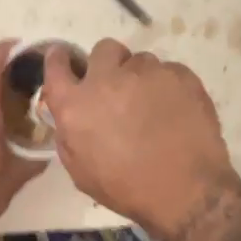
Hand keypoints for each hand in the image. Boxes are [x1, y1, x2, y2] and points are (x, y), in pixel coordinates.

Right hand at [40, 38, 240, 240]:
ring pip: (138, 61)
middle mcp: (107, 80)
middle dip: (107, 65)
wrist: (184, 190)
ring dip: (138, 79)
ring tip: (150, 108)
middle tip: (115, 91)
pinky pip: (167, 71)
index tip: (63, 58)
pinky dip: (166, 87)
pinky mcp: (180, 74)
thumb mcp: (79, 170)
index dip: (58, 59)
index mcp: (75, 105)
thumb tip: (69, 115)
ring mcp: (147, 73)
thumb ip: (68, 134)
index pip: (56, 66)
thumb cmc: (124, 187)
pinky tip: (172, 113)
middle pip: (102, 50)